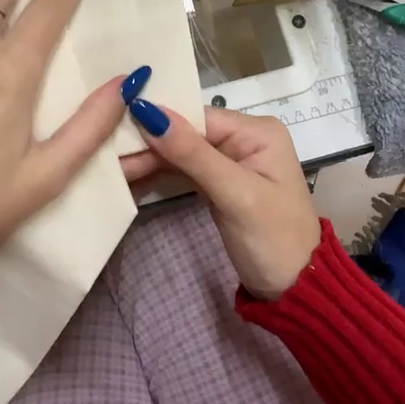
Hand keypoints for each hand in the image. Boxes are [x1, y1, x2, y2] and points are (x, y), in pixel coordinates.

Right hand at [120, 105, 321, 298]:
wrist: (297, 291)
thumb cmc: (274, 239)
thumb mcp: (235, 195)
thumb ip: (193, 154)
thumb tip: (150, 112)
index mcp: (257, 131)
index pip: (199, 117)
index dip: (159, 122)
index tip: (115, 129)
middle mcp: (244, 138)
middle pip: (187, 131)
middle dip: (150, 143)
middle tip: (107, 155)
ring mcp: (231, 161)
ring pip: (182, 151)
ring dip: (150, 158)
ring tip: (113, 166)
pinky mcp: (219, 183)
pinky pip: (185, 170)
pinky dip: (161, 174)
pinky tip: (132, 176)